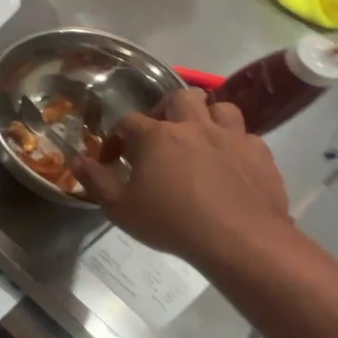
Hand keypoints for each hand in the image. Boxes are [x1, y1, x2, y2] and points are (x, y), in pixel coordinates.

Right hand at [73, 89, 293, 264]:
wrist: (240, 240)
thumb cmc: (171, 222)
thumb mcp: (119, 207)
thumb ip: (95, 180)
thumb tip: (76, 160)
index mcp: (156, 136)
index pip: (128, 121)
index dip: (116, 137)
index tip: (113, 159)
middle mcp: (195, 127)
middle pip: (180, 97)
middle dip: (167, 109)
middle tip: (160, 133)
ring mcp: (232, 138)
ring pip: (221, 108)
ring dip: (207, 118)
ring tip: (198, 140)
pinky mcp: (261, 155)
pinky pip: (247, 137)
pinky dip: (234, 144)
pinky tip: (228, 163)